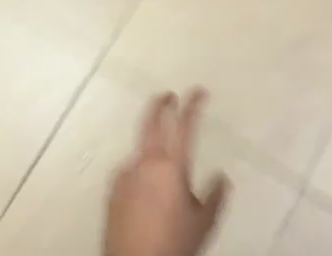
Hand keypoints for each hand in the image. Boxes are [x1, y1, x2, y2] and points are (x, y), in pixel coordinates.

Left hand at [106, 90, 230, 255]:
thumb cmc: (173, 244)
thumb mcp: (204, 222)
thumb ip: (215, 194)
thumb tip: (220, 177)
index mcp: (171, 165)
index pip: (184, 123)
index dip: (193, 103)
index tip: (199, 91)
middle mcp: (145, 162)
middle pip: (150, 121)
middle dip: (160, 104)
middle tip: (168, 96)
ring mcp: (125, 175)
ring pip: (139, 150)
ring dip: (150, 145)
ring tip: (161, 163)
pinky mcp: (111, 191)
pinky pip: (129, 172)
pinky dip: (139, 171)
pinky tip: (145, 190)